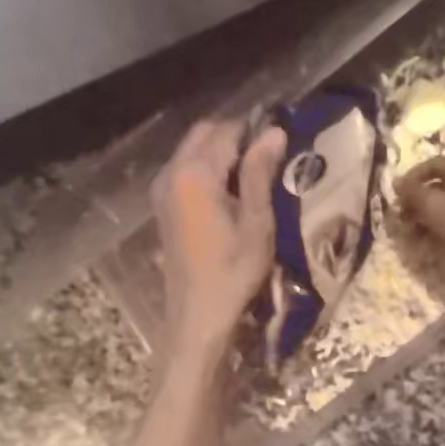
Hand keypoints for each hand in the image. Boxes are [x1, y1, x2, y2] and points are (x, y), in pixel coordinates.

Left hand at [152, 119, 285, 355]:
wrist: (198, 314)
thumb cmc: (233, 272)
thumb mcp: (256, 223)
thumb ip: (260, 173)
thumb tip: (274, 131)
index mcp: (195, 173)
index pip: (228, 131)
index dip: (256, 131)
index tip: (282, 141)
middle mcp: (172, 172)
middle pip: (205, 134)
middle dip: (236, 137)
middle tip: (269, 158)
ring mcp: (162, 189)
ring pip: (193, 150)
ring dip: (222, 153)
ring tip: (254, 175)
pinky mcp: (163, 206)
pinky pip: (185, 170)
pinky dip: (207, 169)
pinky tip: (230, 192)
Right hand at [394, 156, 444, 278]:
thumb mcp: (431, 203)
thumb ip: (412, 191)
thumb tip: (396, 182)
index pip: (432, 163)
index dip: (412, 175)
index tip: (398, 192)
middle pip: (435, 185)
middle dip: (416, 198)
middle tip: (402, 213)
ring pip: (441, 204)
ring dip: (422, 214)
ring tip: (409, 229)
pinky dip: (434, 225)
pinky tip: (424, 238)